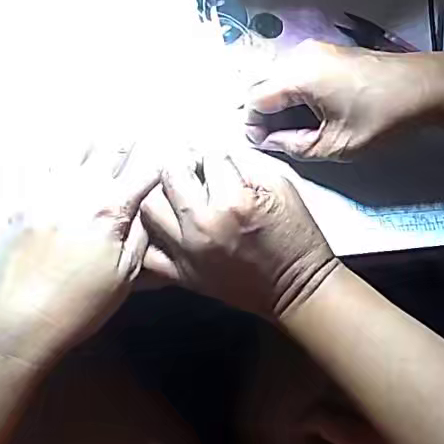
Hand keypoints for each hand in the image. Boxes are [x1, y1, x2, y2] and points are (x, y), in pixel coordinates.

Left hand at [0, 144, 161, 370]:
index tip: (171, 155)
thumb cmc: (79, 306)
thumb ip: (141, 234)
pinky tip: (51, 156)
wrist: (18, 321)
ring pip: (71, 149)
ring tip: (97, 148)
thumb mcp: (124, 276)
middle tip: (133, 147)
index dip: (163, 158)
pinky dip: (46, 156)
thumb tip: (150, 204)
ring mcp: (44, 191)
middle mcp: (78, 189)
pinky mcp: (18, 200)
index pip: (145, 168)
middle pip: (108, 148)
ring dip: (89, 147)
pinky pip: (32, 164)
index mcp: (110, 208)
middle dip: (126, 145)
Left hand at [140, 150, 338, 319]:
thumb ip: (243, 165)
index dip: (213, 154)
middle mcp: (204, 226)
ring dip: (159, 192)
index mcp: (233, 202)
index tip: (216, 161)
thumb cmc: (295, 236)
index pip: (208, 158)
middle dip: (181, 164)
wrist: (297, 289)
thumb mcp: (280, 188)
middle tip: (190, 167)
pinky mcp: (181, 274)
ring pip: (149, 207)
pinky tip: (163, 224)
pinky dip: (149, 234)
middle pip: (170, 176)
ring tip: (174, 192)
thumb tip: (213, 154)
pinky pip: (146, 251)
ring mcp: (187, 252)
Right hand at [246, 40, 443, 159]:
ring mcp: (314, 49)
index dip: (252, 126)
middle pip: (261, 85)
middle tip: (277, 138)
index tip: (264, 145)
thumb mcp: (336, 144)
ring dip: (277, 102)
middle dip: (262, 113)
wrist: (427, 86)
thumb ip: (294, 146)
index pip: (253, 100)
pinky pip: (295, 71)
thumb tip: (269, 141)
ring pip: (277, 78)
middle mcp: (300, 56)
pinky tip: (309, 111)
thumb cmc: (383, 117)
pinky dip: (293, 91)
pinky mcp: (327, 51)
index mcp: (297, 76)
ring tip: (294, 127)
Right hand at [302, 412, 443, 443]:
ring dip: (352, 420)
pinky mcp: (433, 422)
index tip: (300, 441)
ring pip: (370, 403)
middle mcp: (389, 418)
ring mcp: (414, 417)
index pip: (323, 415)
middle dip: (328, 421)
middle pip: (345, 402)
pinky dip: (377, 422)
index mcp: (366, 440)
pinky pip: (394, 410)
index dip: (305, 425)